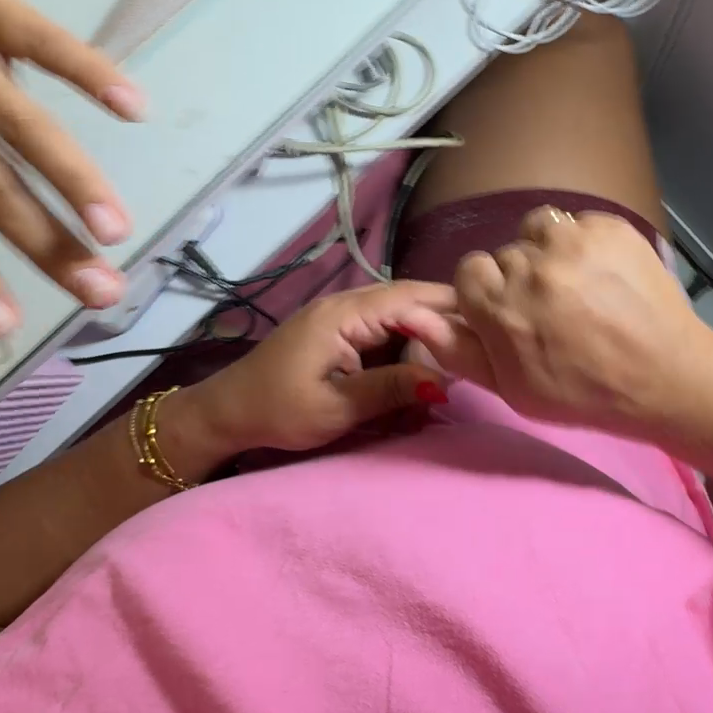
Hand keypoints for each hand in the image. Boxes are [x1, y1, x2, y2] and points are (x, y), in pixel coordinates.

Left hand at [163, 282, 456, 459]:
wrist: (227, 414)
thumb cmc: (278, 411)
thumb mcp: (337, 407)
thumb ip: (391, 388)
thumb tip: (444, 382)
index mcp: (342, 315)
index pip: (407, 299)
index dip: (448, 311)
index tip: (485, 332)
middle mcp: (344, 305)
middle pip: (408, 299)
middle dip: (446, 317)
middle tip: (482, 341)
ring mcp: (341, 317)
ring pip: (399, 312)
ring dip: (428, 330)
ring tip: (461, 353)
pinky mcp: (339, 332)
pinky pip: (384, 327)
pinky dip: (408, 342)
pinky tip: (425, 363)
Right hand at [400, 206, 712, 434]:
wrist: (667, 379)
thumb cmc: (585, 394)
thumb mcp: (513, 389)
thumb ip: (459, 350)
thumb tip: (412, 316)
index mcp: (500, 307)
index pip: (469, 272)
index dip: (490, 295)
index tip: (515, 316)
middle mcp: (531, 265)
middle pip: (506, 255)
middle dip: (521, 279)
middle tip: (555, 311)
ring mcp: (574, 241)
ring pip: (539, 229)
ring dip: (549, 252)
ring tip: (577, 286)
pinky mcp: (611, 226)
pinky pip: (579, 222)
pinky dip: (585, 243)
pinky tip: (604, 276)